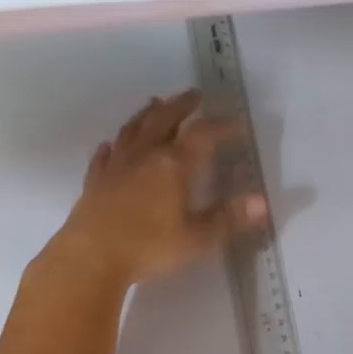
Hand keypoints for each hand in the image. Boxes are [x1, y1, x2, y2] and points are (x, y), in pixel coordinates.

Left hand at [56, 89, 267, 286]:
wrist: (89, 259)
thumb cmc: (148, 248)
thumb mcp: (197, 238)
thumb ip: (228, 218)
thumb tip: (263, 202)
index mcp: (174, 165)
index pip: (202, 135)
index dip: (221, 126)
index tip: (237, 124)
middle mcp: (145, 156)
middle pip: (164, 120)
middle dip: (182, 105)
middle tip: (194, 94)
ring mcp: (116, 166)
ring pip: (133, 130)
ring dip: (147, 114)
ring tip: (155, 103)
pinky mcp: (95, 182)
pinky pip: (104, 157)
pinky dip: (112, 147)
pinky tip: (110, 144)